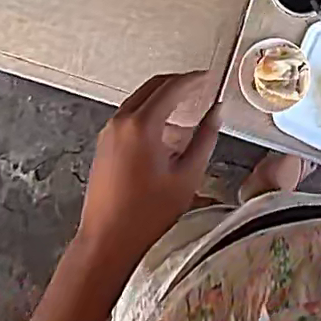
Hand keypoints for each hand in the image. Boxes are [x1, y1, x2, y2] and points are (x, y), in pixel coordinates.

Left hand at [76, 70, 222, 262]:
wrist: (107, 242)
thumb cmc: (148, 214)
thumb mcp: (188, 174)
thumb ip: (205, 137)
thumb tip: (216, 112)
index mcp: (142, 125)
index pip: (172, 87)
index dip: (194, 79)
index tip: (210, 77)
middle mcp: (121, 123)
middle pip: (154, 86)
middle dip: (179, 82)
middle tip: (201, 86)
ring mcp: (109, 133)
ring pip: (141, 98)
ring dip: (164, 96)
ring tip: (188, 106)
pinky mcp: (104, 145)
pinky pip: (131, 114)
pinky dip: (151, 111)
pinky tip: (168, 129)